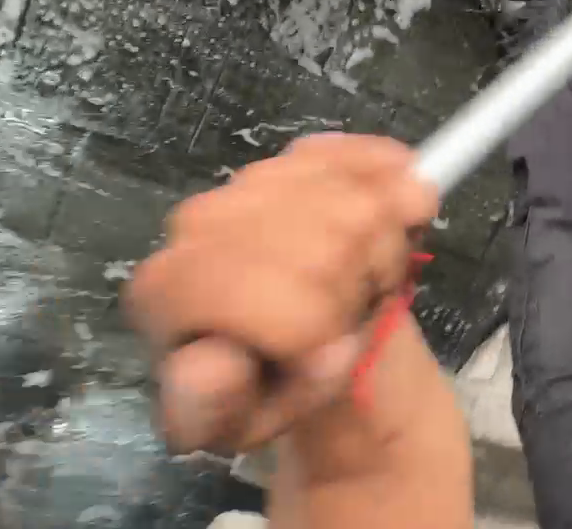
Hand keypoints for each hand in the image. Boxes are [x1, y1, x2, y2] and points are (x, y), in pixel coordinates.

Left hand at [125, 134, 437, 453]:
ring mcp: (254, 177)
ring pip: (358, 201)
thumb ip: (212, 405)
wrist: (297, 331)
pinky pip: (366, 154)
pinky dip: (396, 182)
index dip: (318, 328)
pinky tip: (401, 207)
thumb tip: (209, 365)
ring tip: (367, 276)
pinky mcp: (301, 151)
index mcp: (169, 288)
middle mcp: (200, 220)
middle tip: (352, 311)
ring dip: (383, 247)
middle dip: (358, 286)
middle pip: (325, 245)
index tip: (324, 354)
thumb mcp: (234, 421)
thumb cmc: (266, 381)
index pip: (273, 295)